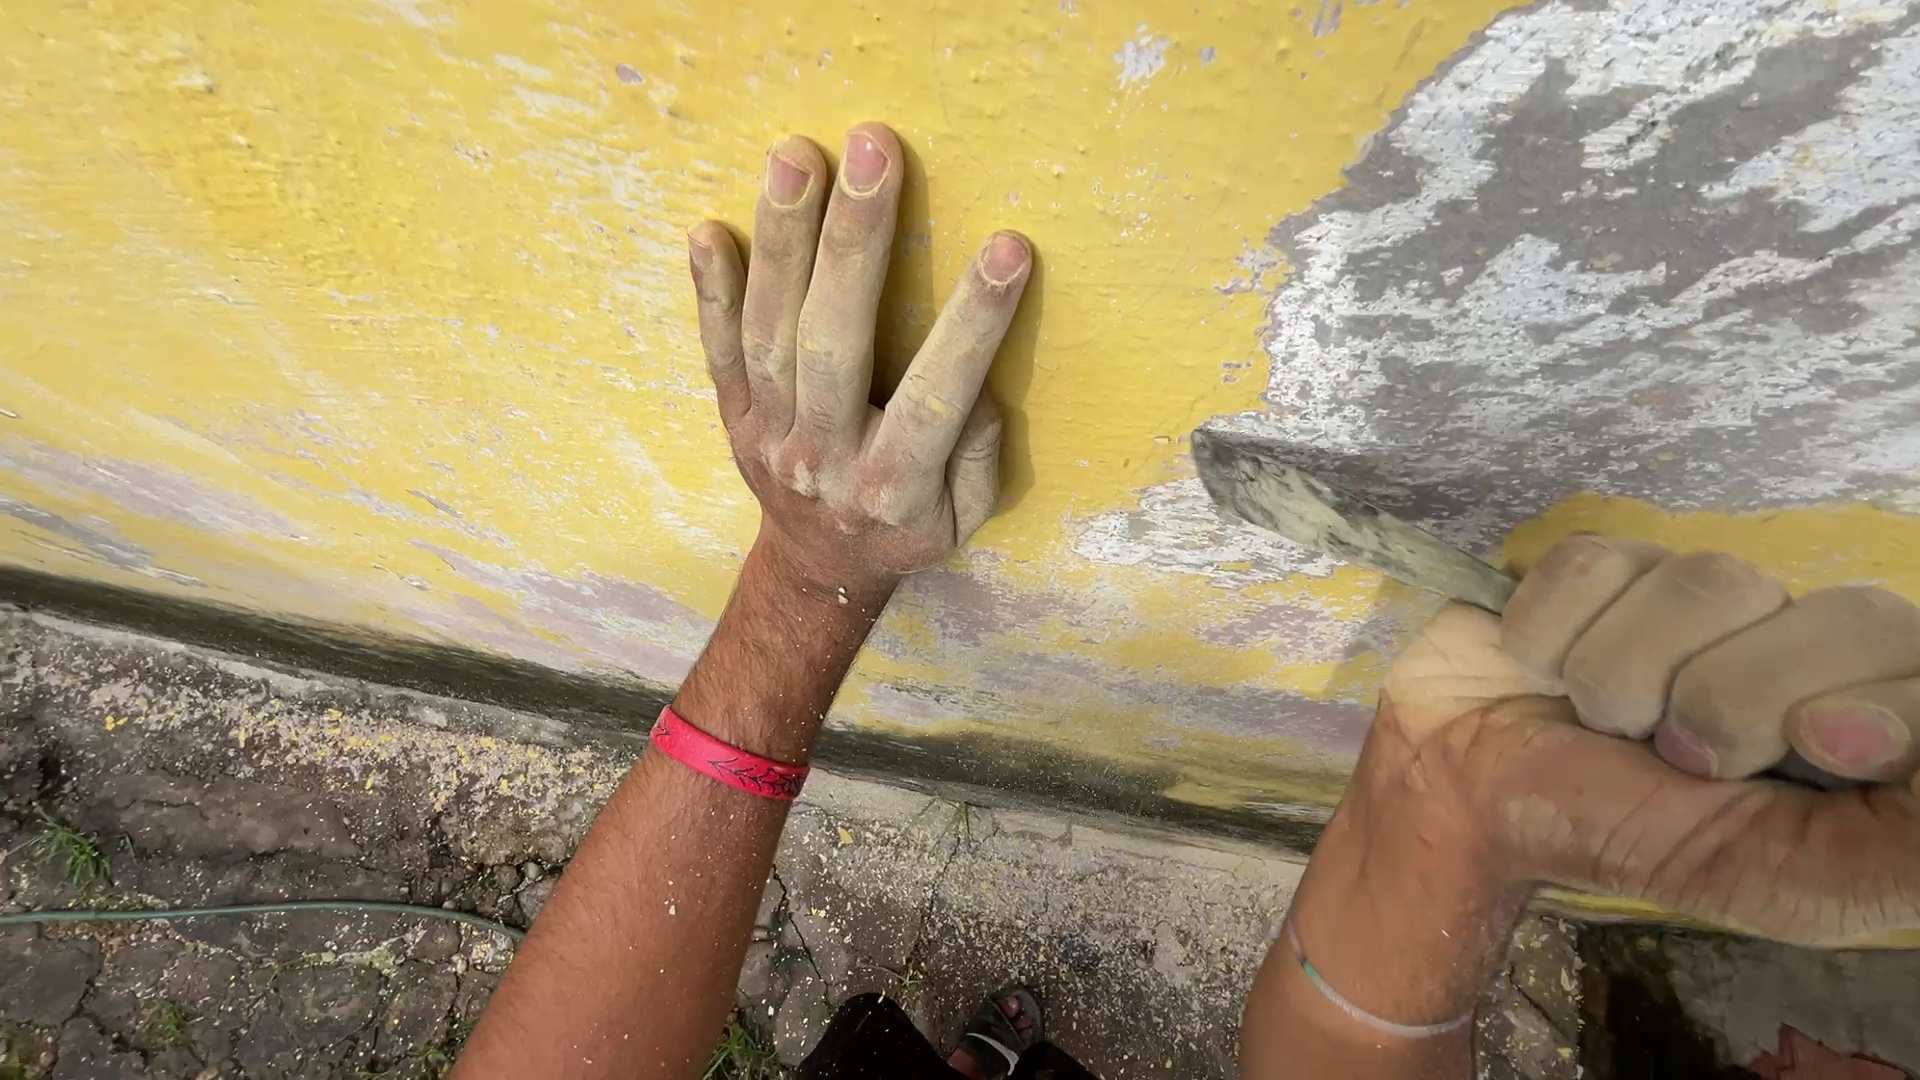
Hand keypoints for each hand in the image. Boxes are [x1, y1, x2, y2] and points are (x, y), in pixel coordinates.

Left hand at [685, 123, 1032, 597]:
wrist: (819, 568)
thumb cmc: (903, 534)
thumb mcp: (963, 520)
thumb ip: (978, 459)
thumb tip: (975, 384)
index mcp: (893, 487)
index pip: (937, 400)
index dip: (972, 327)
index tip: (1007, 250)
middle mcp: (824, 457)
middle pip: (835, 344)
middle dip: (855, 245)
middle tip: (875, 151)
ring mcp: (768, 435)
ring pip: (769, 334)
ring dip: (782, 242)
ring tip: (797, 156)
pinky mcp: (733, 418)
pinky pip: (717, 353)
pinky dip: (709, 294)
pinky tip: (708, 231)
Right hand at [1358, 536, 1919, 944]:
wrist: (1457, 786)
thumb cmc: (1605, 832)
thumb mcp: (1774, 880)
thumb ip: (1899, 852)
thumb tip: (1916, 757)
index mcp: (1855, 713)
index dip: (1891, 700)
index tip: (1822, 744)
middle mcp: (1784, 635)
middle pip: (1837, 615)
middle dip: (1729, 704)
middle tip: (1670, 754)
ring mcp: (1675, 589)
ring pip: (1702, 584)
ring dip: (1620, 676)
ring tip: (1590, 713)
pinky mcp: (1580, 564)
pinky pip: (1586, 566)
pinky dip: (1545, 633)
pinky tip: (1536, 665)